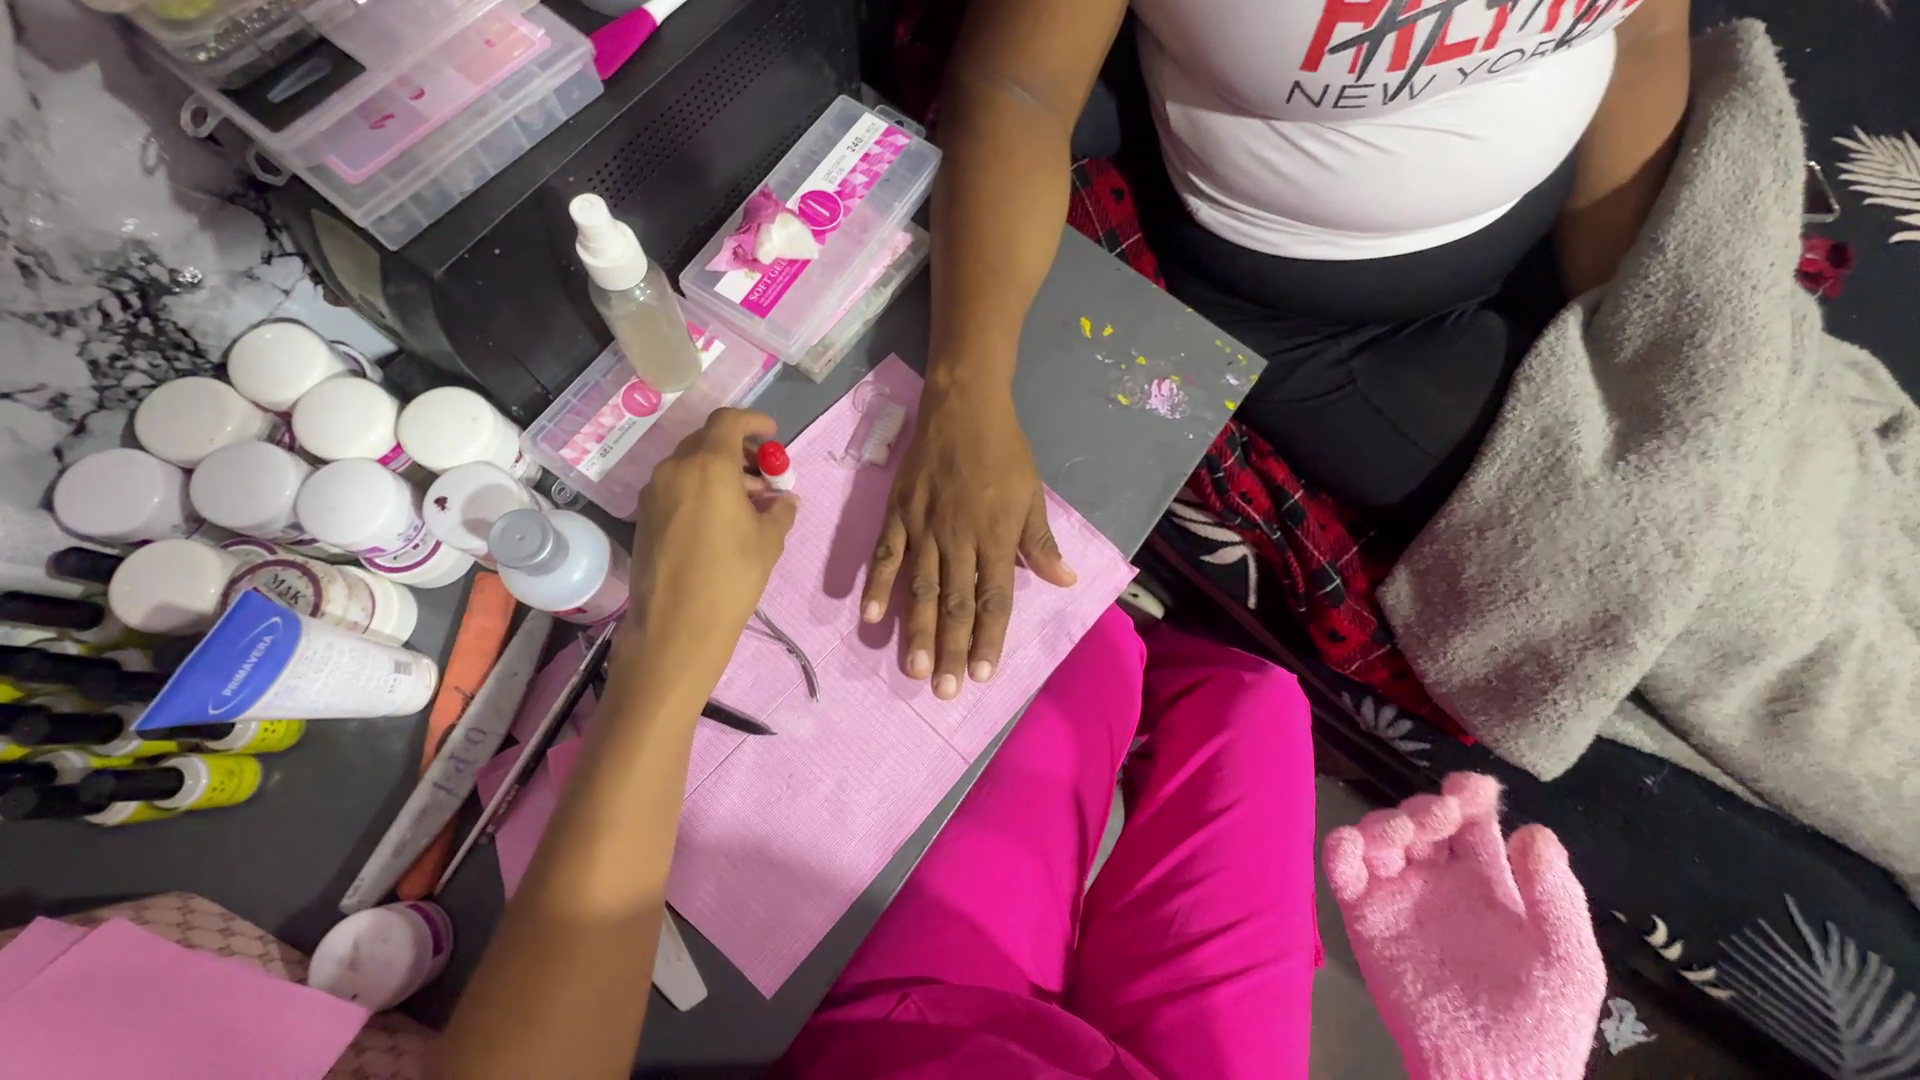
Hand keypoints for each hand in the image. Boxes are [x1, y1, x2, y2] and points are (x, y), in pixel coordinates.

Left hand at [626, 409, 798, 671]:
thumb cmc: (732, 576)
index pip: (728, 421)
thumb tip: (785, 499)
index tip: (772, 434)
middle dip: (738, 450)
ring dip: (719, 471)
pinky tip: (719, 517)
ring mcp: (654, 491)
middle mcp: (676, 468)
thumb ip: (780, 510)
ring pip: (690, 464)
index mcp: (710, 465)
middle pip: (708, 441)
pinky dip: (700, 488)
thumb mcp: (769, 541)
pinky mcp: (644, 515)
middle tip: (764, 474)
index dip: (753, 421)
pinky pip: (676, 486)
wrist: (677, 623)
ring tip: (746, 500)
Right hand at [862, 384, 1075, 699]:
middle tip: (944, 690)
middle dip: (951, 649)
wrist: (963, 405)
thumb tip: (1064, 581)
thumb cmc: (1004, 451)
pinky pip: (885, 555)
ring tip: (914, 670)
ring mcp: (924, 527)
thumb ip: (1041, 541)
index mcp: (997, 536)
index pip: (993, 597)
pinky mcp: (897, 513)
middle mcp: (960, 538)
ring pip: (921, 588)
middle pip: (956, 602)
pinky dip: (877, 586)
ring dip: (917, 631)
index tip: (982, 675)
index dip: (988, 638)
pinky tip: (870, 617)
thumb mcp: (1033, 493)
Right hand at [1323, 773, 1604, 1079]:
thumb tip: (1532, 830)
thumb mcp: (1569, 959)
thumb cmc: (1542, 1019)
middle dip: (1424, 806)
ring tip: (1399, 840)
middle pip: (1421, 816)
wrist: (1493, 1073)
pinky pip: (1341, 868)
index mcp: (1490, 877)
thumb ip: (1556, 896)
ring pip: (1378, 832)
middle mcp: (1439, 875)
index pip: (1473, 816)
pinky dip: (1338, 848)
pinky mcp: (1363, 913)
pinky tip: (1352, 848)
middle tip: (1437, 820)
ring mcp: (1397, 891)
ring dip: (1383, 822)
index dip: (1469, 794)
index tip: (1470, 791)